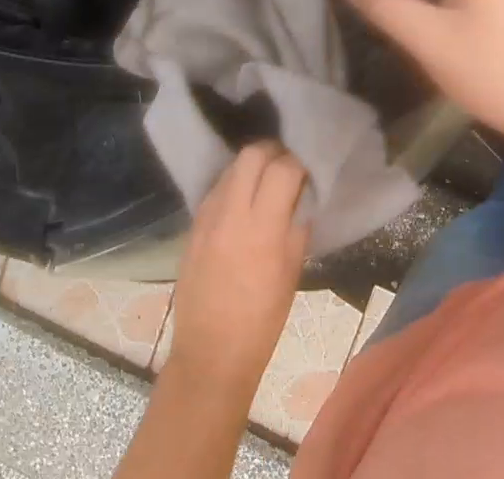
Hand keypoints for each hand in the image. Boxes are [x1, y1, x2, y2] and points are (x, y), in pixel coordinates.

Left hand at [166, 142, 310, 393]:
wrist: (211, 352)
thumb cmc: (262, 320)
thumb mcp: (291, 272)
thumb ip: (296, 227)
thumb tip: (302, 198)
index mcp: (262, 227)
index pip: (283, 169)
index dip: (300, 163)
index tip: (311, 170)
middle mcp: (230, 213)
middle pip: (251, 155)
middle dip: (274, 152)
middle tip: (289, 166)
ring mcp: (207, 217)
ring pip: (231, 168)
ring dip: (252, 166)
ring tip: (267, 181)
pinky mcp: (192, 226)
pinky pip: (216, 190)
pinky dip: (234, 186)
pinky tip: (245, 203)